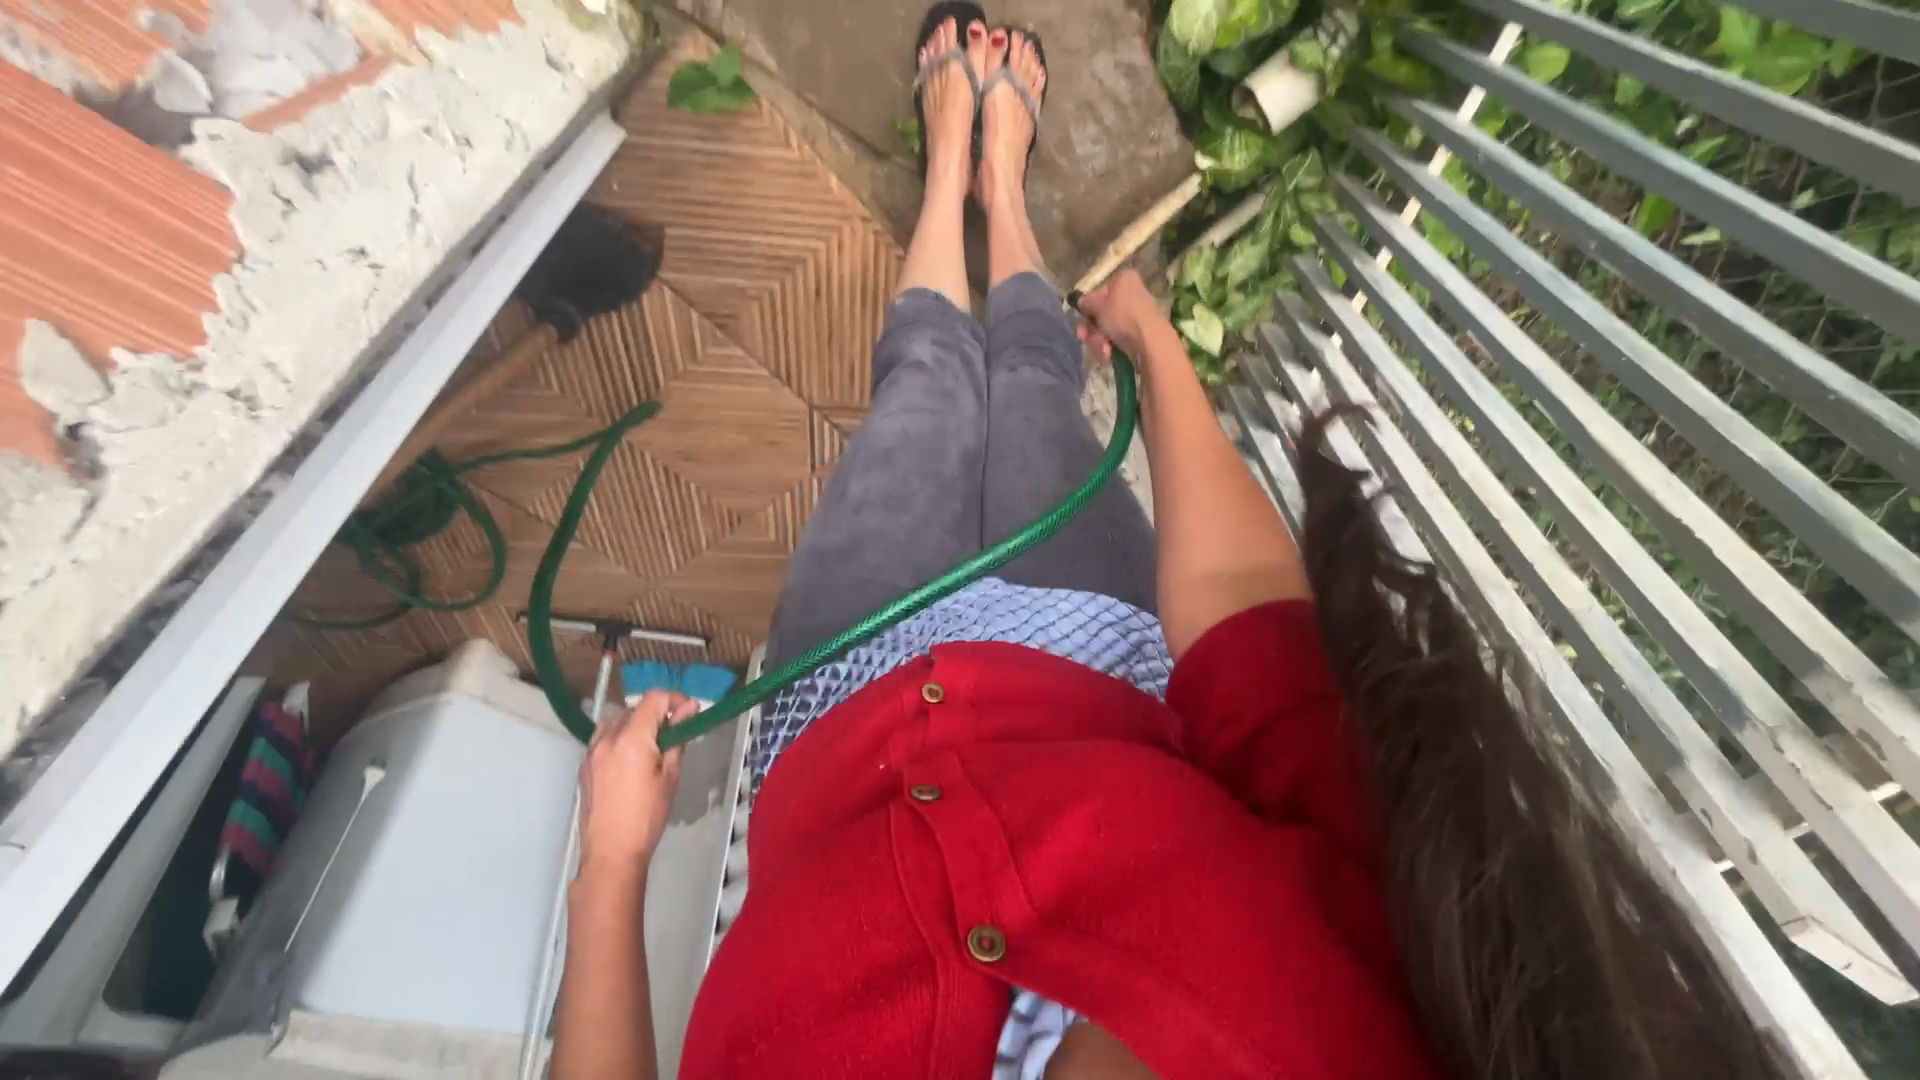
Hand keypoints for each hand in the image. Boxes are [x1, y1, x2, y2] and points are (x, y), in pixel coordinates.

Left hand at [576, 690, 694, 880]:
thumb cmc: (648, 815)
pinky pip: (603, 737)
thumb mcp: (670, 775)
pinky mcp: (585, 765)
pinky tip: (631, 758)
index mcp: (632, 738)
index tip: (689, 713)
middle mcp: (608, 738)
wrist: (611, 853)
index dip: (675, 700)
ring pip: (616, 719)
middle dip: (657, 713)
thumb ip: (677, 737)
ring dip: (636, 722)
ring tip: (651, 744)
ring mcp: (592, 751)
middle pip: (635, 707)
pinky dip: (620, 736)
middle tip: (675, 732)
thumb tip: (689, 709)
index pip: (654, 699)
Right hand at [1074, 269, 1160, 359]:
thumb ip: (1085, 302)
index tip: (1083, 316)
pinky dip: (1110, 349)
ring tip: (1104, 349)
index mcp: (1124, 280)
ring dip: (1099, 341)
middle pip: (1102, 314)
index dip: (1089, 306)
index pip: (1100, 291)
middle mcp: (1132, 295)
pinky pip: (1116, 341)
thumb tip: (1080, 301)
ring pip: (1107, 330)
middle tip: (1084, 337)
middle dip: (1092, 329)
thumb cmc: (1123, 316)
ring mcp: (1136, 316)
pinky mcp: (1139, 335)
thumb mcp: (1098, 305)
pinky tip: (1110, 355)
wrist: (1150, 342)